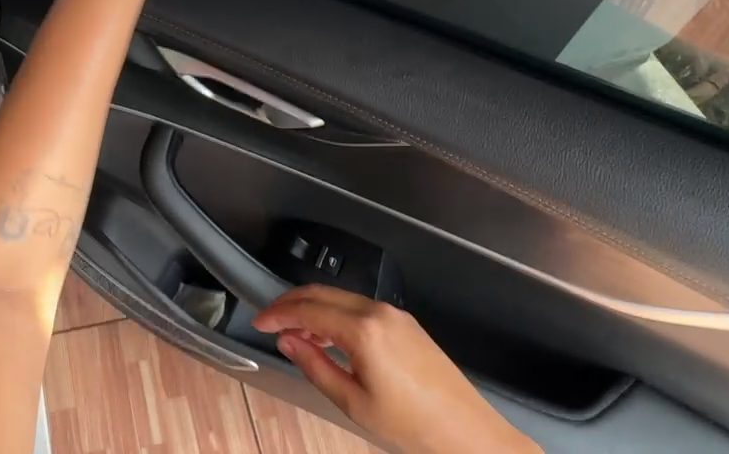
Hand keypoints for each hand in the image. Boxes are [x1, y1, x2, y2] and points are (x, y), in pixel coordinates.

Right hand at [253, 285, 540, 453]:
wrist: (470, 435)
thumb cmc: (412, 426)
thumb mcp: (354, 403)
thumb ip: (315, 366)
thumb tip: (288, 342)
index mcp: (362, 329)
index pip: (307, 309)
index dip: (278, 314)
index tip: (258, 322)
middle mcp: (377, 310)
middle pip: (321, 293)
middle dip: (291, 303)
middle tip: (270, 321)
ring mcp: (394, 314)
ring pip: (340, 298)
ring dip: (313, 309)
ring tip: (296, 336)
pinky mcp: (405, 323)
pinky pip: (359, 307)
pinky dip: (336, 315)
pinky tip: (329, 338)